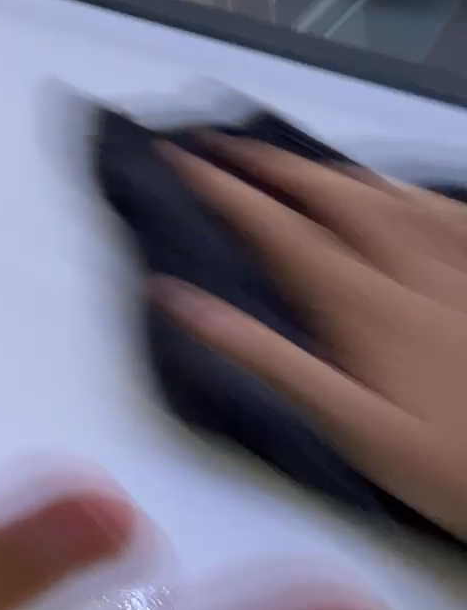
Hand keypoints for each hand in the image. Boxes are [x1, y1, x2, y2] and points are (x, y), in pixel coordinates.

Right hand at [156, 137, 466, 535]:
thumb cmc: (444, 462)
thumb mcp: (340, 417)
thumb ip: (257, 353)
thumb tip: (173, 297)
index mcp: (364, 303)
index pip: (276, 224)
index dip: (221, 186)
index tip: (180, 160)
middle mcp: (414, 278)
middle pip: (337, 197)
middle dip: (272, 164)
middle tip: (223, 147)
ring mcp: (463, 281)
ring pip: (397, 200)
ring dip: (335, 171)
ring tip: (294, 161)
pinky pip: (459, 223)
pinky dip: (417, 196)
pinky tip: (401, 193)